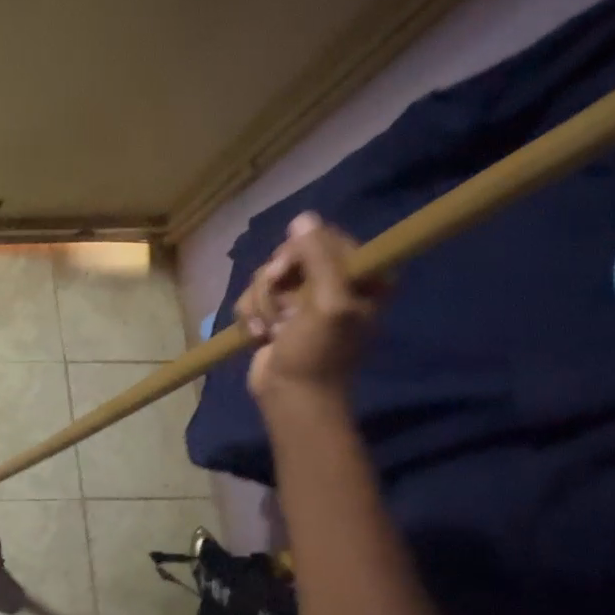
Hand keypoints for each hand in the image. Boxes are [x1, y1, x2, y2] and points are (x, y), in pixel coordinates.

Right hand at [235, 212, 387, 399]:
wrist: (292, 396)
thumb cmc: (318, 353)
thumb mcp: (328, 302)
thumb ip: (318, 258)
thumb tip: (302, 219)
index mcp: (363, 278)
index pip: (327, 238)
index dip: (301, 250)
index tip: (289, 269)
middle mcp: (335, 283)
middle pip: (292, 254)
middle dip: (275, 281)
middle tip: (280, 304)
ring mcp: (304, 299)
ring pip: (267, 275)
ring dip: (262, 302)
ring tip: (271, 329)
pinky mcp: (278, 312)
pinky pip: (253, 295)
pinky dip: (252, 314)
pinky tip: (261, 334)